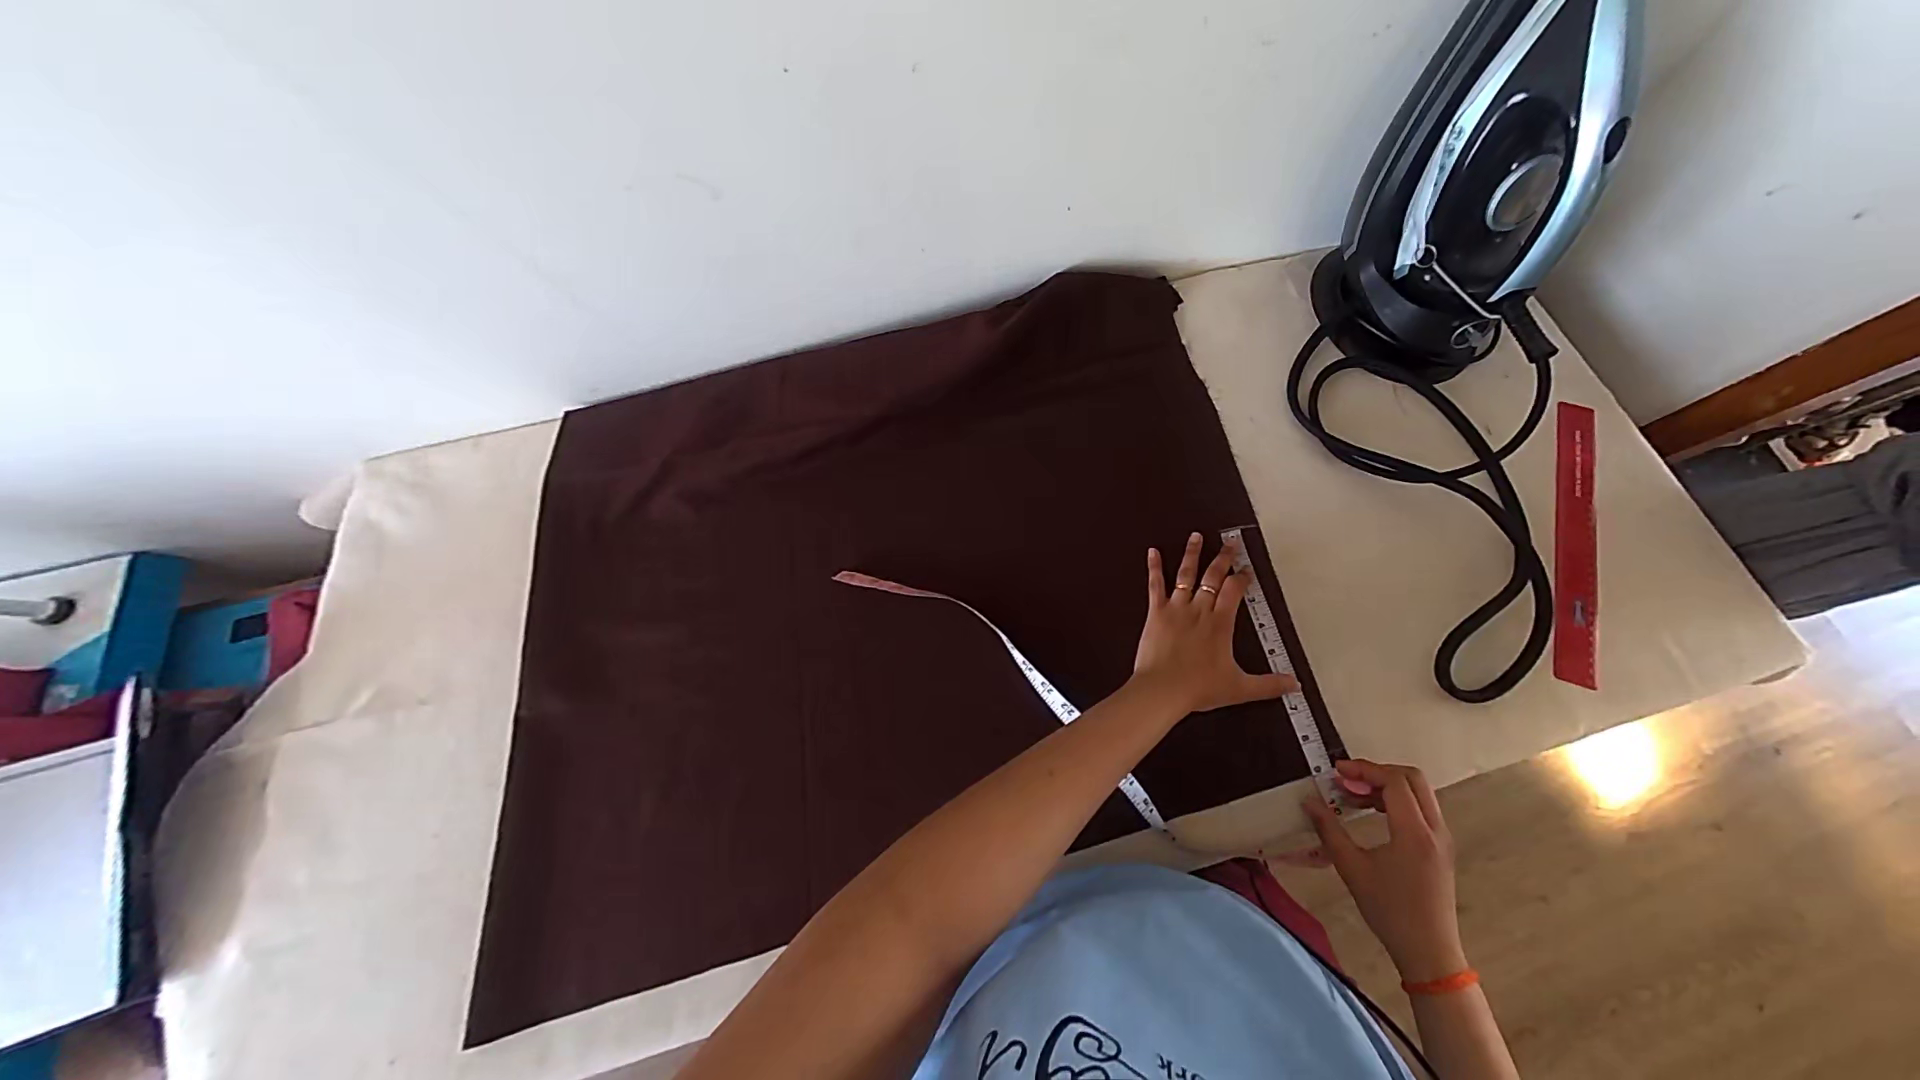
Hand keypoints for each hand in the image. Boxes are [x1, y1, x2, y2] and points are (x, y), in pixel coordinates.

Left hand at [1131, 532, 1296, 714]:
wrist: (1162, 690)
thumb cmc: (1198, 688)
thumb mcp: (1240, 688)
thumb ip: (1268, 684)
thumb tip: (1294, 685)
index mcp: (1220, 624)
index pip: (1234, 591)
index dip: (1241, 578)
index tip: (1246, 571)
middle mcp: (1199, 610)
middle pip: (1213, 577)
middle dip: (1223, 558)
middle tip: (1230, 544)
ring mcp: (1176, 609)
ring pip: (1185, 575)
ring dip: (1191, 554)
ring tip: (1196, 536)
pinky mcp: (1155, 613)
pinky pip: (1155, 585)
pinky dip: (1154, 567)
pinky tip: (1152, 552)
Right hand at [1301, 759, 1467, 982]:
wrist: (1428, 951)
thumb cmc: (1388, 910)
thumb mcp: (1351, 868)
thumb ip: (1328, 829)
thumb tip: (1309, 802)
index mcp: (1414, 833)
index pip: (1394, 782)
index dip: (1364, 769)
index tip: (1336, 771)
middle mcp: (1435, 830)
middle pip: (1412, 779)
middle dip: (1376, 771)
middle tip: (1346, 779)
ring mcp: (1441, 839)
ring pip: (1418, 792)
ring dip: (1385, 785)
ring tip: (1352, 795)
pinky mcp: (1440, 848)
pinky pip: (1420, 809)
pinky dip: (1395, 801)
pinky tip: (1370, 811)